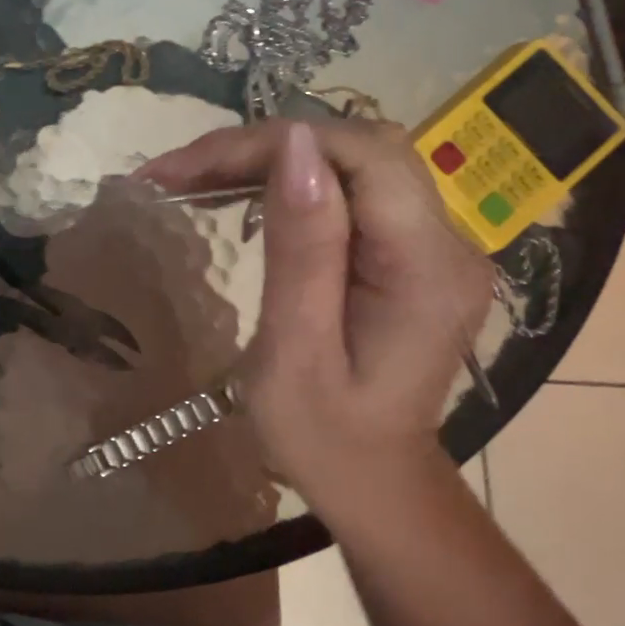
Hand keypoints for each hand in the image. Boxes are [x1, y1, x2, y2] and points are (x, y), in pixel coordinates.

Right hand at [137, 120, 495, 504]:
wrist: (372, 480)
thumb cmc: (321, 433)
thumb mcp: (296, 347)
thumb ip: (303, 246)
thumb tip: (294, 147)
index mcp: (426, 267)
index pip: (359, 157)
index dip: (269, 145)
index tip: (183, 169)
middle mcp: (450, 242)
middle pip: (359, 150)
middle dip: (261, 147)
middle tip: (175, 175)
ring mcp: (437, 246)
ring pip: (353, 163)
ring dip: (270, 159)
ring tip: (192, 180)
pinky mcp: (412, 254)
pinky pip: (353, 193)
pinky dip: (289, 183)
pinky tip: (240, 197)